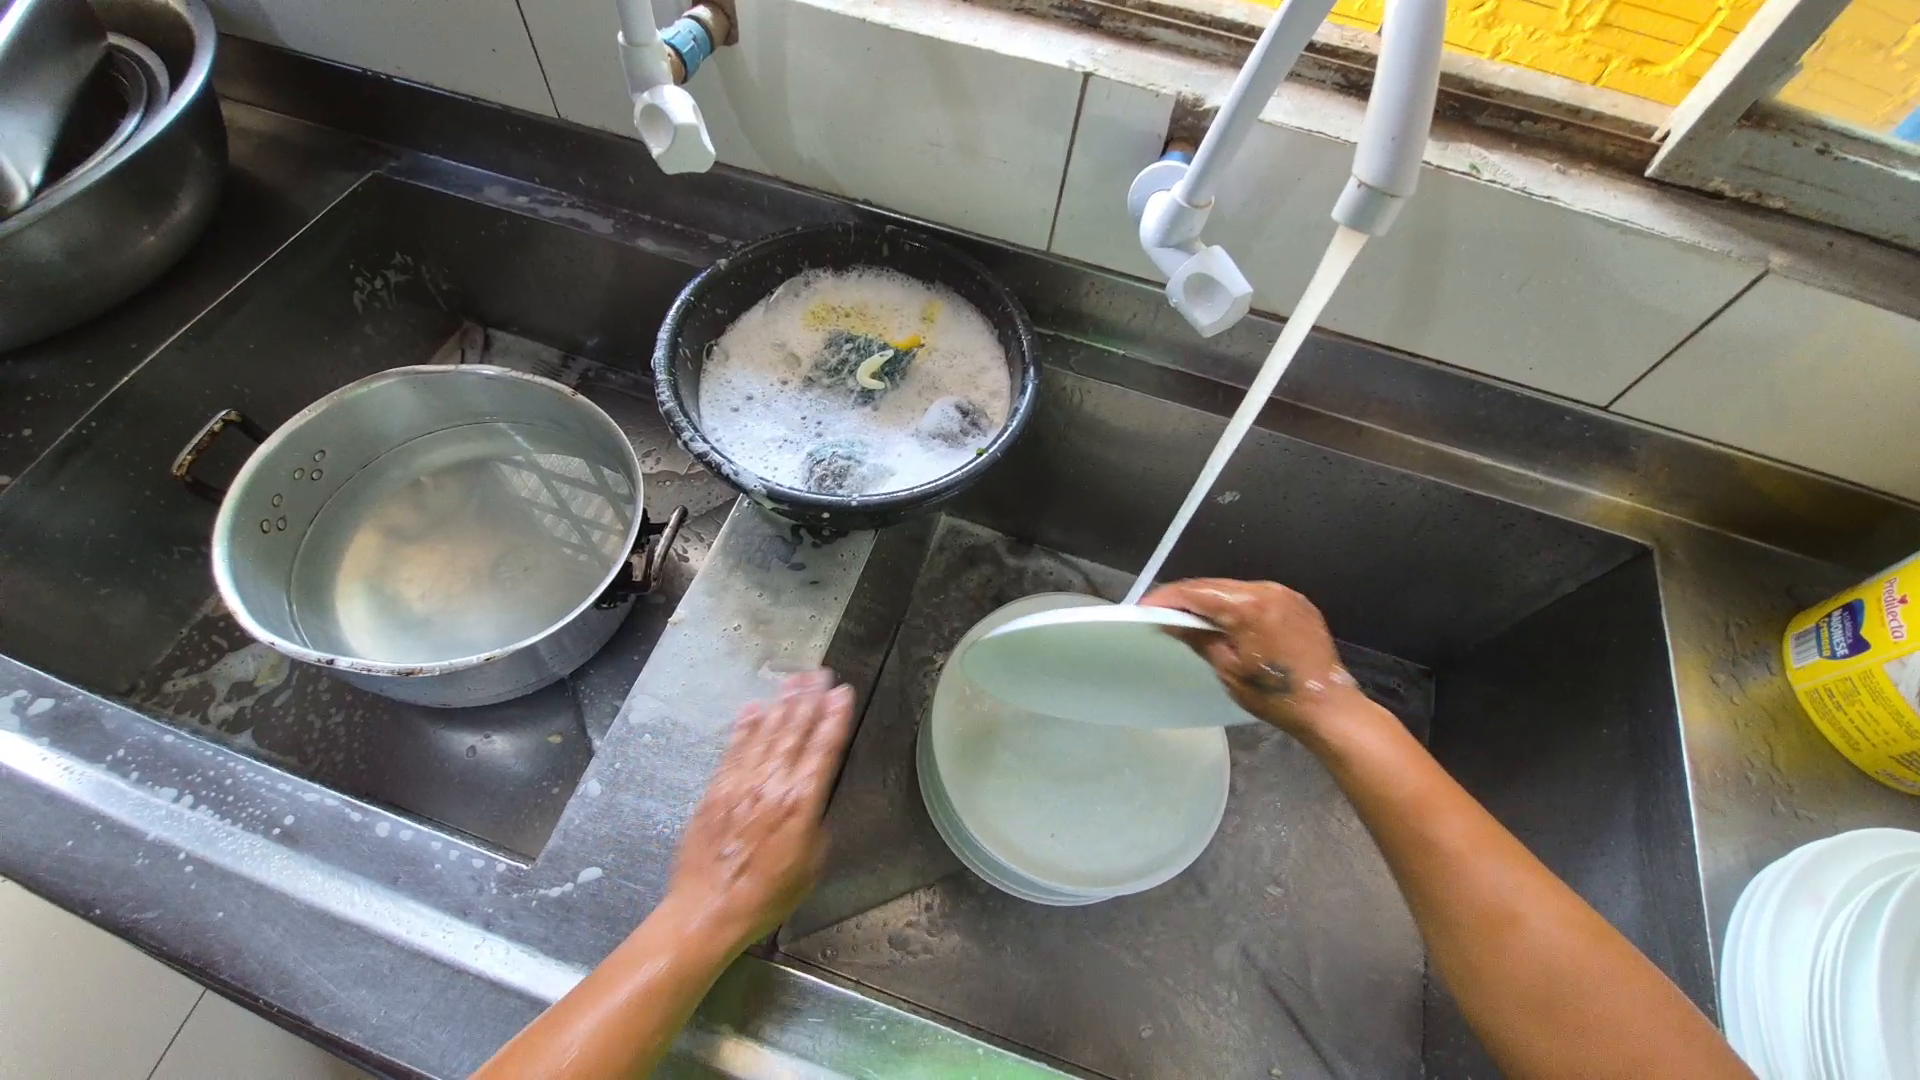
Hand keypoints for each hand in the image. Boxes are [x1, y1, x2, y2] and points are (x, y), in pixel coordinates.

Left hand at [661, 670, 854, 954]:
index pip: (824, 749)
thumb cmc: (768, 896)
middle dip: (810, 699)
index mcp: (802, 803)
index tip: (843, 693)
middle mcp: (773, 785)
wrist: (708, 911)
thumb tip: (814, 797)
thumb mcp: (812, 864)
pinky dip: (745, 727)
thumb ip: (816, 822)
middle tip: (820, 673)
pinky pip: (734, 750)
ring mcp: (742, 784)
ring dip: (782, 704)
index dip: (835, 718)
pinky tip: (754, 708)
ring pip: (766, 734)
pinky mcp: (716, 790)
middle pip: (795, 732)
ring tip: (794, 680)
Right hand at [1141, 578, 1369, 738]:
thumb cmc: (1275, 695)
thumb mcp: (1228, 668)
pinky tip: (1224, 620)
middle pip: (1214, 586)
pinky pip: (1255, 596)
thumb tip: (1172, 621)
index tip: (1144, 608)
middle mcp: (1267, 591)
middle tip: (1161, 612)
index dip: (1166, 598)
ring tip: (1188, 616)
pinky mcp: (1297, 603)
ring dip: (1210, 600)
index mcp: (1248, 607)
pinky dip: (1234, 605)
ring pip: (1234, 588)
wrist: (1329, 708)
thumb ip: (1198, 637)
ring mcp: (1285, 595)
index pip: (1196, 592)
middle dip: (1185, 597)